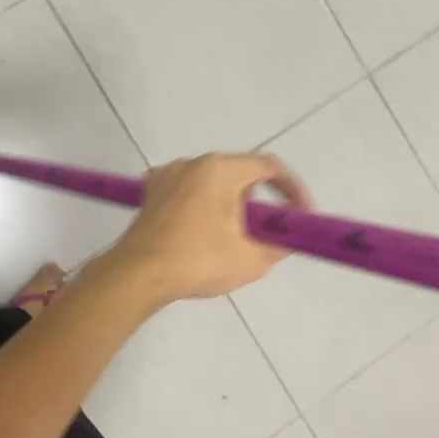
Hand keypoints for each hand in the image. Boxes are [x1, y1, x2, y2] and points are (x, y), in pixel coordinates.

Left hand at [91, 153, 310, 305]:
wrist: (138, 274)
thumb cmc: (197, 261)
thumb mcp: (251, 259)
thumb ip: (277, 244)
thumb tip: (283, 240)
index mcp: (219, 169)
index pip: (268, 167)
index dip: (292, 189)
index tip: (300, 216)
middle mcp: (192, 162)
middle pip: (238, 173)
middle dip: (258, 200)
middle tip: (266, 230)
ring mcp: (166, 175)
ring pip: (210, 182)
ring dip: (228, 203)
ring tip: (233, 236)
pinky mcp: (150, 193)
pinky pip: (186, 191)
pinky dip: (201, 206)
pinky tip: (202, 230)